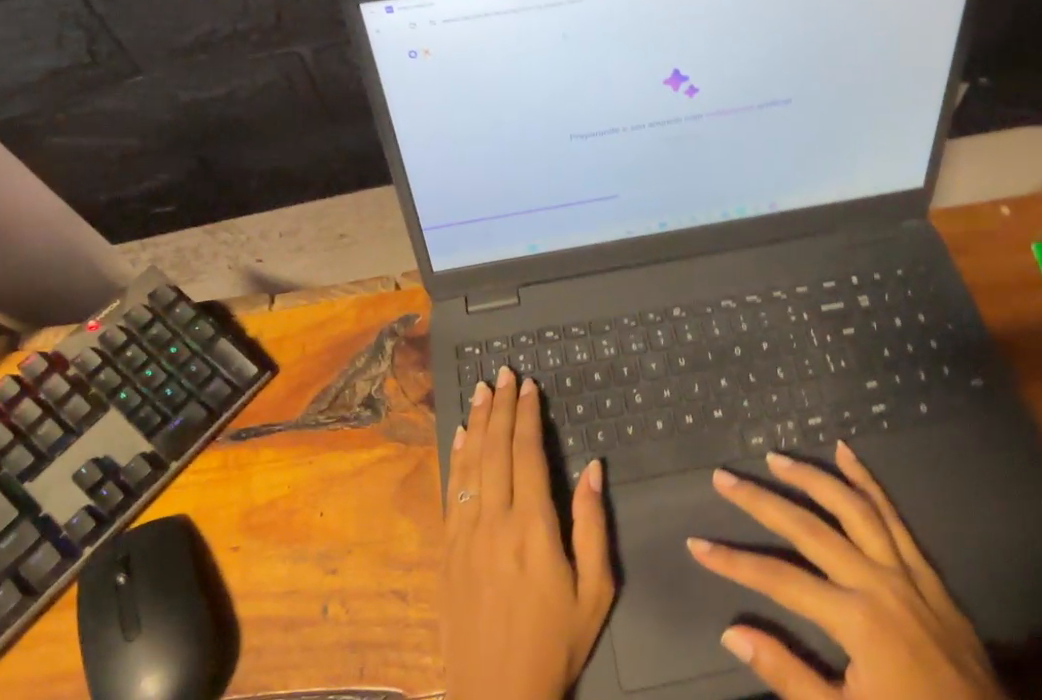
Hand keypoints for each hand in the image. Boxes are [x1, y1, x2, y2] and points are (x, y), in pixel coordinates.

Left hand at [442, 366, 615, 699]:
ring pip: (470, 464)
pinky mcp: (447, 551)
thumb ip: (593, 524)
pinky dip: (456, 458)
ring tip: (481, 391)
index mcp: (534, 527)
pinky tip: (459, 438)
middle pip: (496, 450)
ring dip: (476, 423)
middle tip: (503, 373)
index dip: (527, 415)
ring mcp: (464, 535)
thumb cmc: (556, 642)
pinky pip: (450, 492)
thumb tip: (594, 467)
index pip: (528, 454)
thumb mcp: (595, 590)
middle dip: (501, 408)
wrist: (497, 693)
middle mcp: (494, 521)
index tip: (528, 385)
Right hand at [687, 441, 1003, 699]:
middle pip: (810, 530)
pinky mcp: (928, 572)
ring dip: (813, 479)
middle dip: (763, 503)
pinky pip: (895, 517)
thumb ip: (787, 673)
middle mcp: (879, 582)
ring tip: (778, 458)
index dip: (734, 562)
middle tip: (725, 477)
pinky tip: (847, 455)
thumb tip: (732, 631)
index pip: (780, 579)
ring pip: (854, 509)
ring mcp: (908, 572)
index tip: (697, 544)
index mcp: (856, 619)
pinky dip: (868, 483)